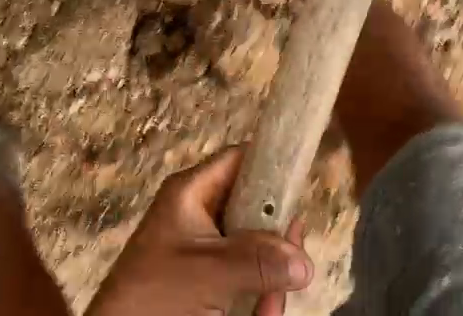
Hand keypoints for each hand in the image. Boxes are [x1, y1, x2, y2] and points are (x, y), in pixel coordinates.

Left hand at [86, 148, 312, 315]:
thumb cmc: (157, 290)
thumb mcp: (209, 270)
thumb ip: (258, 260)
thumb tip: (304, 260)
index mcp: (191, 193)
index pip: (238, 161)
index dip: (269, 165)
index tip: (300, 188)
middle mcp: (201, 215)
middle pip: (256, 211)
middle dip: (277, 241)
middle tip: (293, 264)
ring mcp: (206, 251)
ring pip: (257, 254)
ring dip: (271, 281)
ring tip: (269, 308)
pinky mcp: (210, 283)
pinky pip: (247, 283)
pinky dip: (259, 302)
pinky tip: (263, 314)